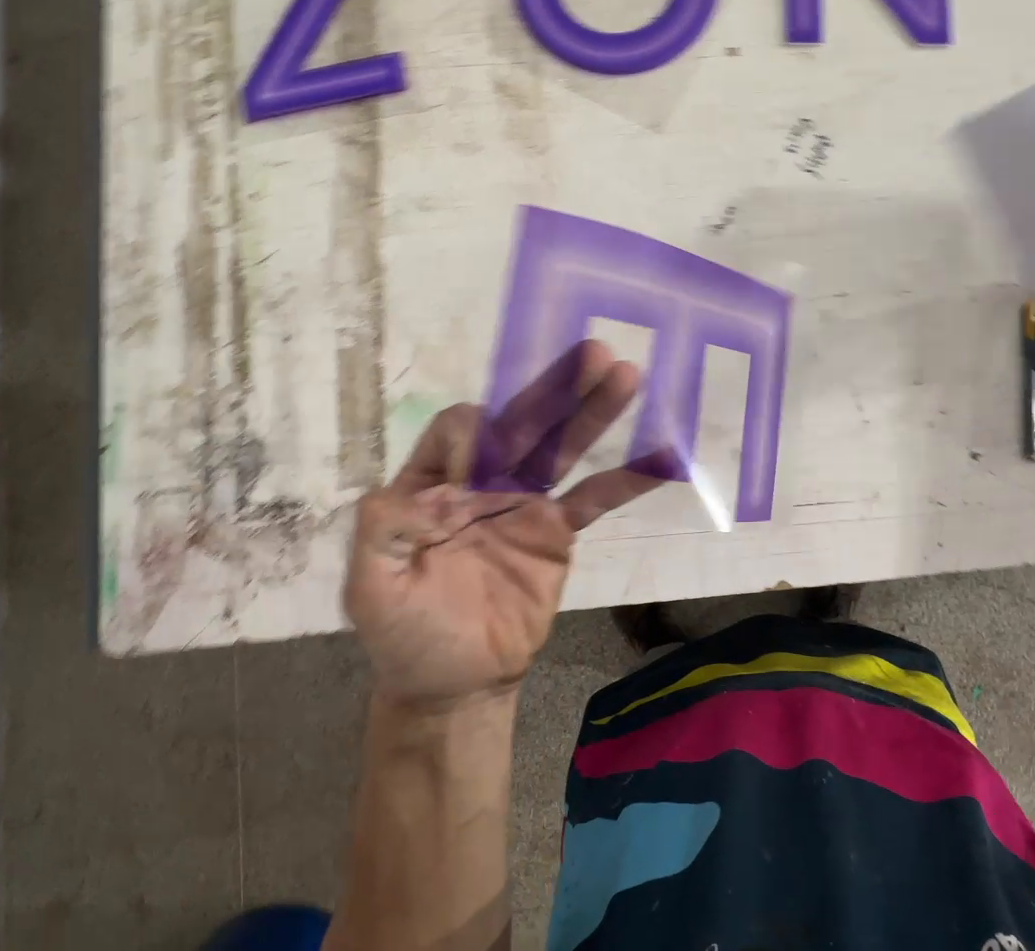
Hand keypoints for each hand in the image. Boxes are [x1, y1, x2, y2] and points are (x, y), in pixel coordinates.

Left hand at [343, 340, 663, 709]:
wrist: (455, 681)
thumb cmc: (404, 633)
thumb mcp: (371, 585)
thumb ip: (384, 531)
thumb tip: (437, 492)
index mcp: (431, 483)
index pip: (458, 431)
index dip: (476, 435)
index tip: (484, 472)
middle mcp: (481, 480)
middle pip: (521, 423)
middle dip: (554, 389)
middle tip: (594, 352)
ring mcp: (524, 502)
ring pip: (562, 448)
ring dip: (593, 412)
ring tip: (627, 376)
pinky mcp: (558, 531)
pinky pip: (596, 499)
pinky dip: (628, 478)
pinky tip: (664, 454)